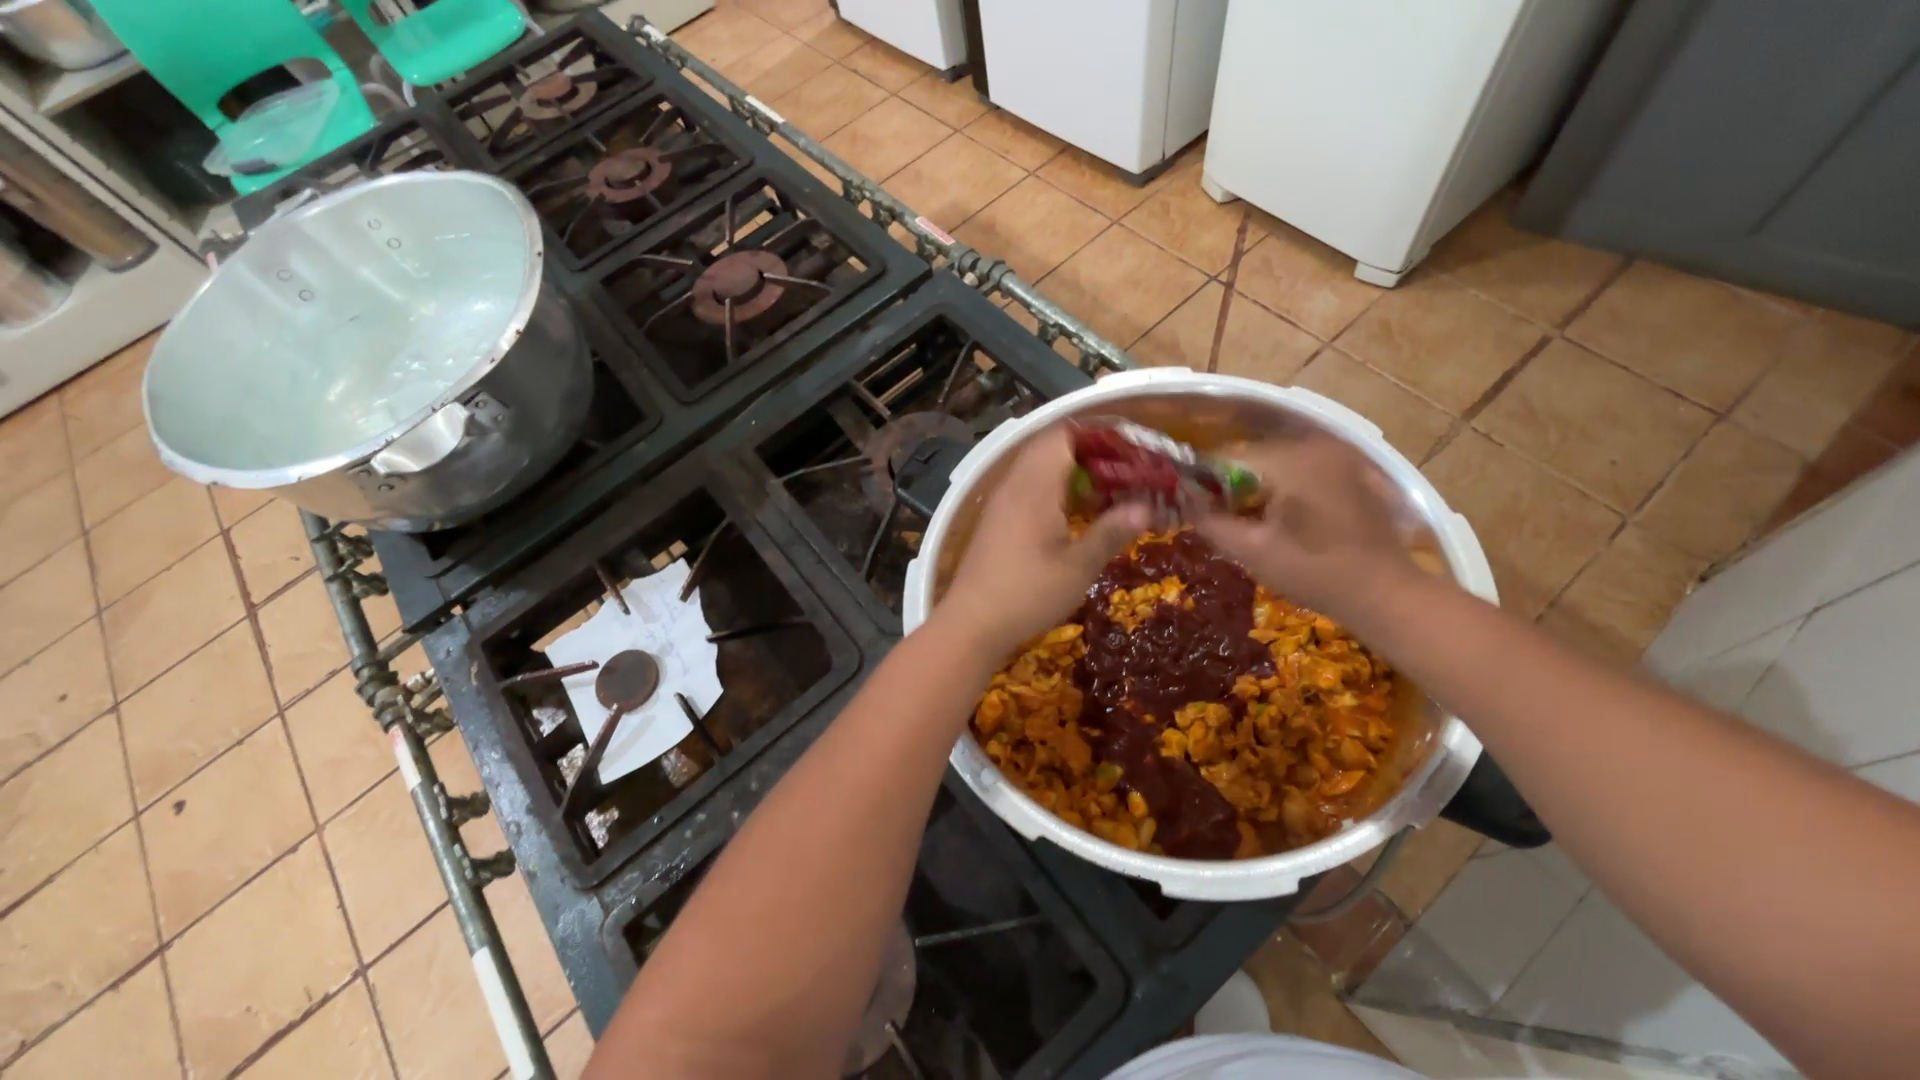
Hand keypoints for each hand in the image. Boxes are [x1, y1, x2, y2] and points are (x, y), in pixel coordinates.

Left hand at [932, 426, 1149, 657]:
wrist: (971, 624)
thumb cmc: (1027, 594)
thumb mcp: (1078, 567)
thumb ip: (1111, 531)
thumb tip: (1148, 507)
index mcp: (1035, 485)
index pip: (1064, 434)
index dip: (1099, 434)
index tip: (1132, 449)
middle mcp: (1015, 484)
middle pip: (1053, 447)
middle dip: (1092, 453)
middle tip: (1126, 472)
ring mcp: (1002, 502)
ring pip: (1041, 468)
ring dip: (1074, 474)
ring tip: (1109, 493)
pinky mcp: (998, 521)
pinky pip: (1030, 488)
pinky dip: (1057, 491)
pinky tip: (1077, 516)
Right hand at [1194, 432, 1420, 626]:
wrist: (1384, 593)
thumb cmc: (1314, 574)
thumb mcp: (1251, 551)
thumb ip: (1210, 521)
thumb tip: (1180, 501)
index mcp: (1288, 461)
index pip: (1225, 458)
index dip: (1202, 483)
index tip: (1193, 510)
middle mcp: (1312, 445)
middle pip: (1250, 457)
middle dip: (1230, 486)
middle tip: (1222, 521)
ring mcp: (1335, 454)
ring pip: (1274, 463)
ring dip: (1256, 487)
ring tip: (1252, 523)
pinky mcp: (1348, 468)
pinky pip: (1299, 469)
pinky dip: (1283, 487)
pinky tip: (1283, 519)